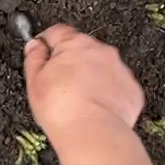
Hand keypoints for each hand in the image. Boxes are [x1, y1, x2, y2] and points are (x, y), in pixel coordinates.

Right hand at [23, 24, 144, 151]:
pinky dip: (106, 94)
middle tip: (58, 86)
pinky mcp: (130, 89)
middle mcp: (101, 51)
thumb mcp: (34, 81)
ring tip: (77, 101)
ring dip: (90, 78)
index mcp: (74, 44)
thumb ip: (34, 57)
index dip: (47, 44)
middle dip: (71, 64)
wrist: (91, 132)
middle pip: (82, 50)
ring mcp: (119, 69)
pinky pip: (116, 86)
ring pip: (101, 68)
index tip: (42, 54)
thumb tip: (35, 46)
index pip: (57, 32)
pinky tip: (93, 108)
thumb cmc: (62, 108)